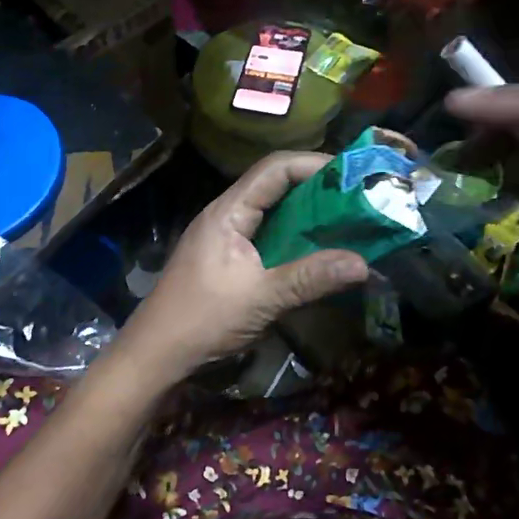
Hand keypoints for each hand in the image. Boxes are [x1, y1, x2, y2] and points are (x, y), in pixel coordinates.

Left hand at [113, 152, 369, 386]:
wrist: (155, 354)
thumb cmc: (203, 319)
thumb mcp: (262, 298)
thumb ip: (310, 277)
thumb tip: (363, 263)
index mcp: (228, 212)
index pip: (274, 169)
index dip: (314, 164)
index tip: (352, 175)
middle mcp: (225, 215)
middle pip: (274, 185)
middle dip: (316, 188)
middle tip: (357, 198)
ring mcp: (223, 237)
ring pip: (270, 212)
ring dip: (305, 214)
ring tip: (346, 220)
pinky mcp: (225, 258)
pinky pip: (265, 235)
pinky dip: (292, 237)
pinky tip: (315, 250)